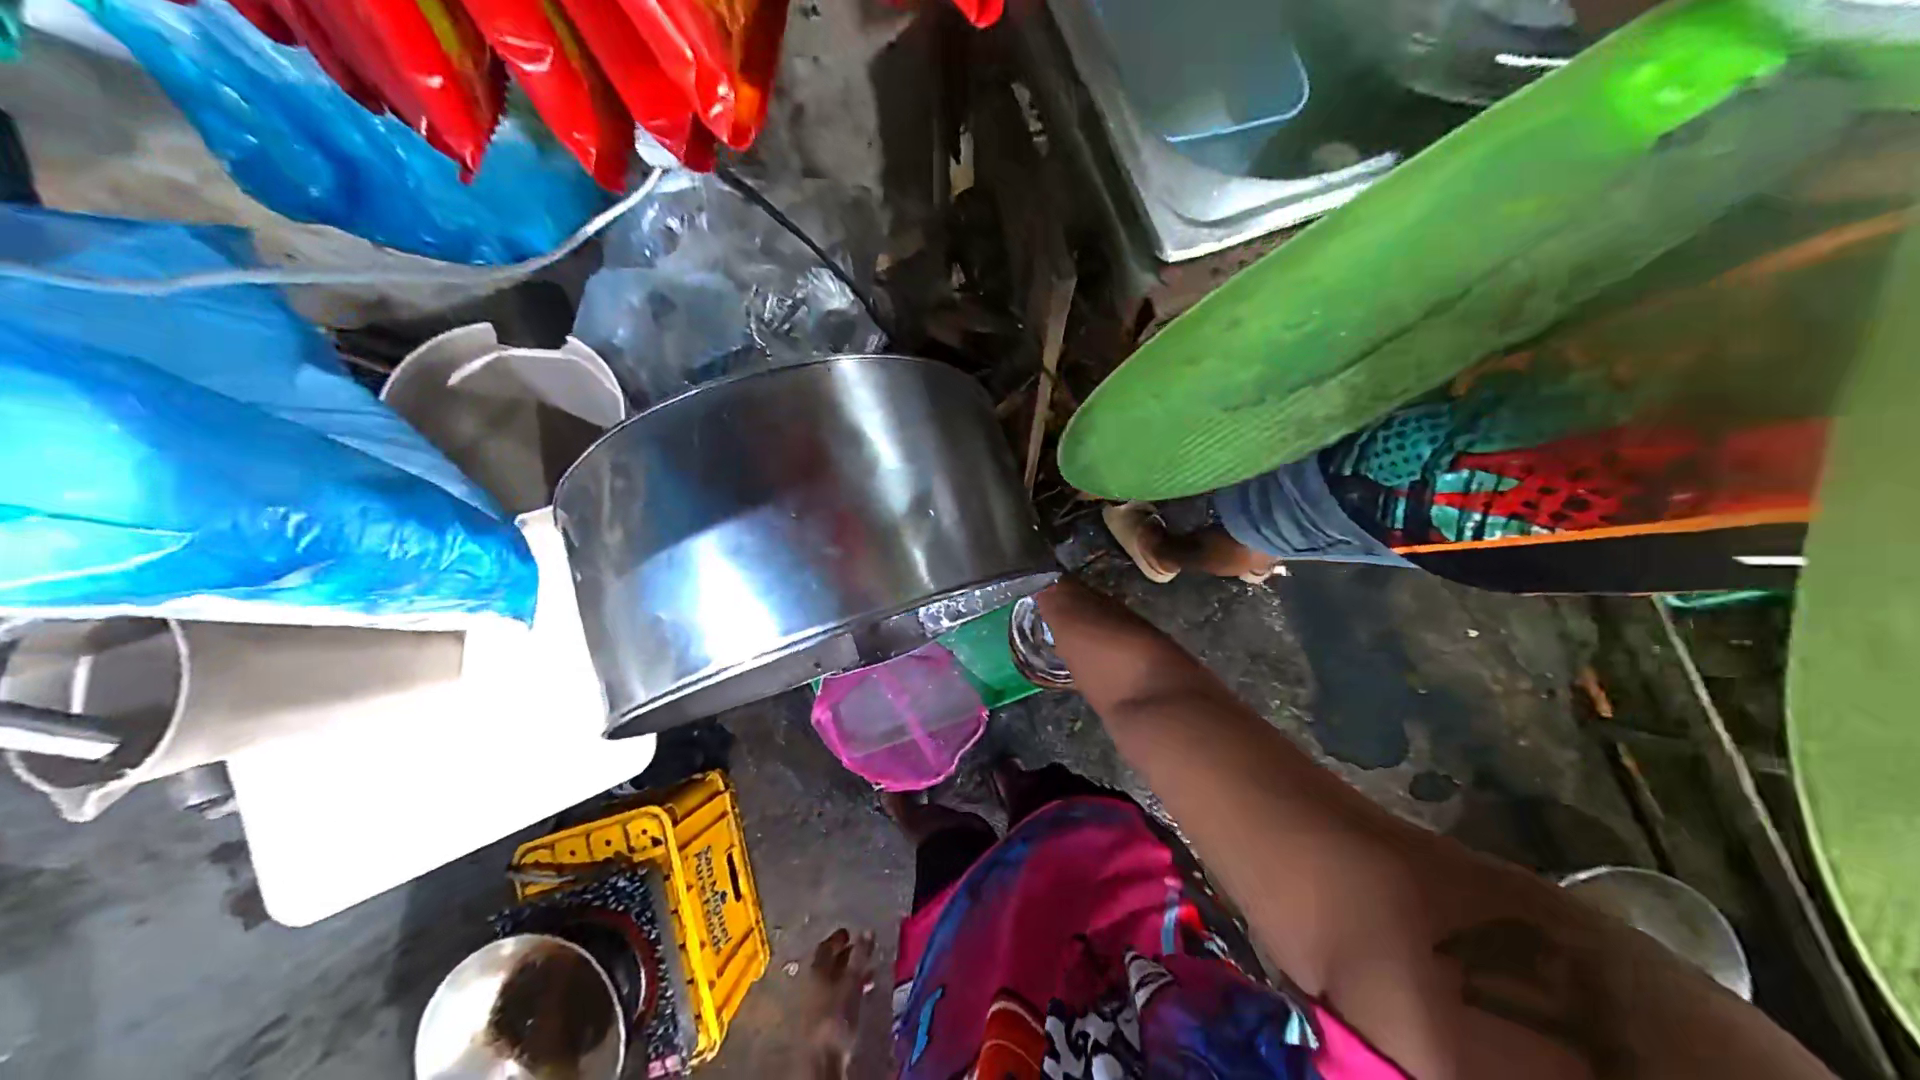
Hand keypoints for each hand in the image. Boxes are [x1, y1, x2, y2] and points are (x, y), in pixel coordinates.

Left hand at [800, 929, 875, 1079]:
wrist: (814, 1061)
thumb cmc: (833, 1016)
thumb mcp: (850, 983)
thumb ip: (859, 957)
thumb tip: (868, 932)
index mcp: (811, 968)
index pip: (825, 946)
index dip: (839, 939)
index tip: (852, 934)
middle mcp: (802, 981)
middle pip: (822, 963)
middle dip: (840, 957)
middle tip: (858, 954)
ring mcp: (802, 1004)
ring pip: (824, 982)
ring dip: (841, 977)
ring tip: (861, 977)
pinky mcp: (807, 1024)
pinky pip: (824, 1000)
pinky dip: (837, 994)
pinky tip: (850, 999)